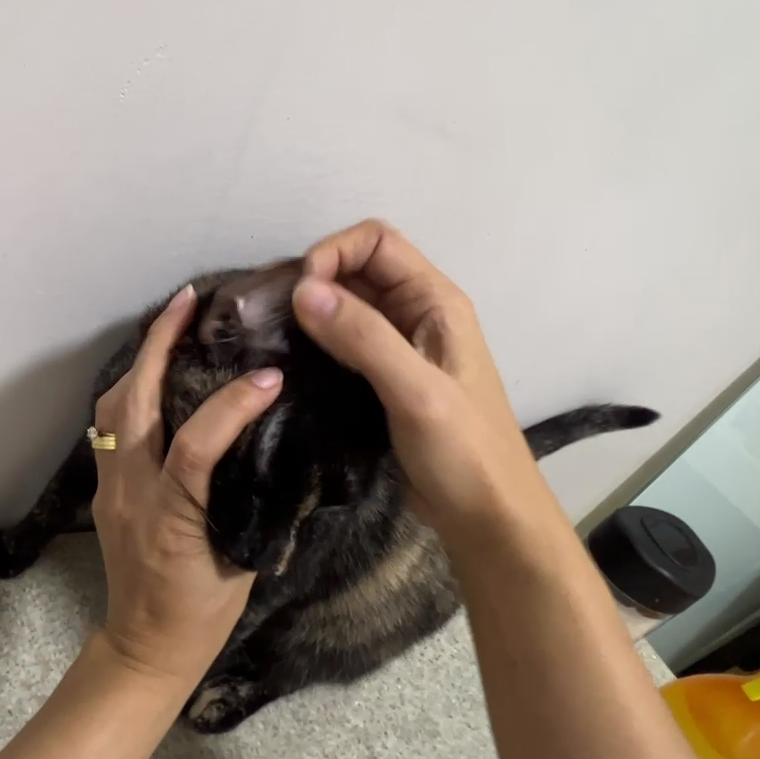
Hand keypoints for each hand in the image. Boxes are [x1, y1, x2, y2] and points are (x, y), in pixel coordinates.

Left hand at [88, 284, 284, 683]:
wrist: (144, 646)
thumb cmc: (200, 613)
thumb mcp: (242, 561)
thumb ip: (256, 502)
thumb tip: (282, 447)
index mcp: (170, 520)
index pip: (195, 448)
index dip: (231, 406)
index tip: (269, 377)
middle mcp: (129, 494)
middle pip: (130, 406)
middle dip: (156, 346)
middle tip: (188, 303)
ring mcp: (108, 489)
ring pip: (111, 408)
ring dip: (139, 361)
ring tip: (172, 327)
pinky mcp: (102, 489)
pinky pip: (110, 426)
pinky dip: (132, 391)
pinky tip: (155, 374)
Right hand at [289, 220, 566, 540]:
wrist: (486, 517)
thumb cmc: (463, 453)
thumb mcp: (416, 391)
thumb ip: (364, 338)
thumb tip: (303, 290)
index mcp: (435, 302)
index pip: (377, 241)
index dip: (333, 252)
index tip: (298, 292)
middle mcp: (415, 314)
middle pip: (356, 270)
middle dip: (314, 281)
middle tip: (273, 317)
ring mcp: (398, 347)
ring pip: (345, 306)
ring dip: (310, 312)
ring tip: (273, 336)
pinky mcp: (381, 378)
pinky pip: (342, 342)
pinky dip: (315, 342)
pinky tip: (291, 362)